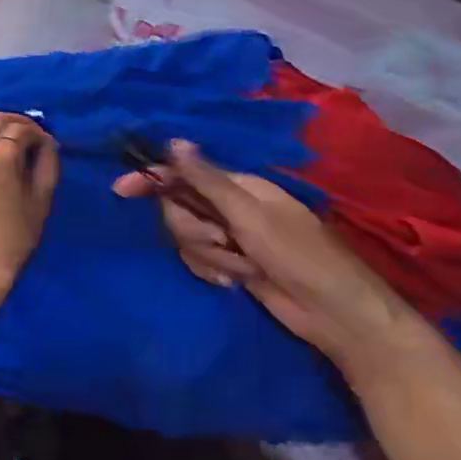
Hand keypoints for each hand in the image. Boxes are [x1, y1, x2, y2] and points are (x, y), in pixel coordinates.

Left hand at [0, 113, 58, 289]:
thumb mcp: (43, 195)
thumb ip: (47, 162)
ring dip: (1, 127)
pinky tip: (6, 152)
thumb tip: (48, 141)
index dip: (38, 132)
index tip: (50, 144)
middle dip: (15, 121)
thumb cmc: (19, 228)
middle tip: (35, 134)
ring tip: (22, 142)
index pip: (19, 129)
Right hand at [113, 141, 412, 365]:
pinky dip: (212, 270)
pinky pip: (196, 259)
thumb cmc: (301, 258)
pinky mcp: (230, 264)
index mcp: (241, 187)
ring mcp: (231, 237)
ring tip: (240, 268)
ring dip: (207, 254)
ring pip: (184, 236)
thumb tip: (173, 141)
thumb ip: (207, 179)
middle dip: (191, 229)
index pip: (182, 174)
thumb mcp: (250, 215)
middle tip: (220, 241)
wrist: (339, 317)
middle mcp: (231, 208)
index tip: (121, 190)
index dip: (151, 180)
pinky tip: (237, 281)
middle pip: (177, 207)